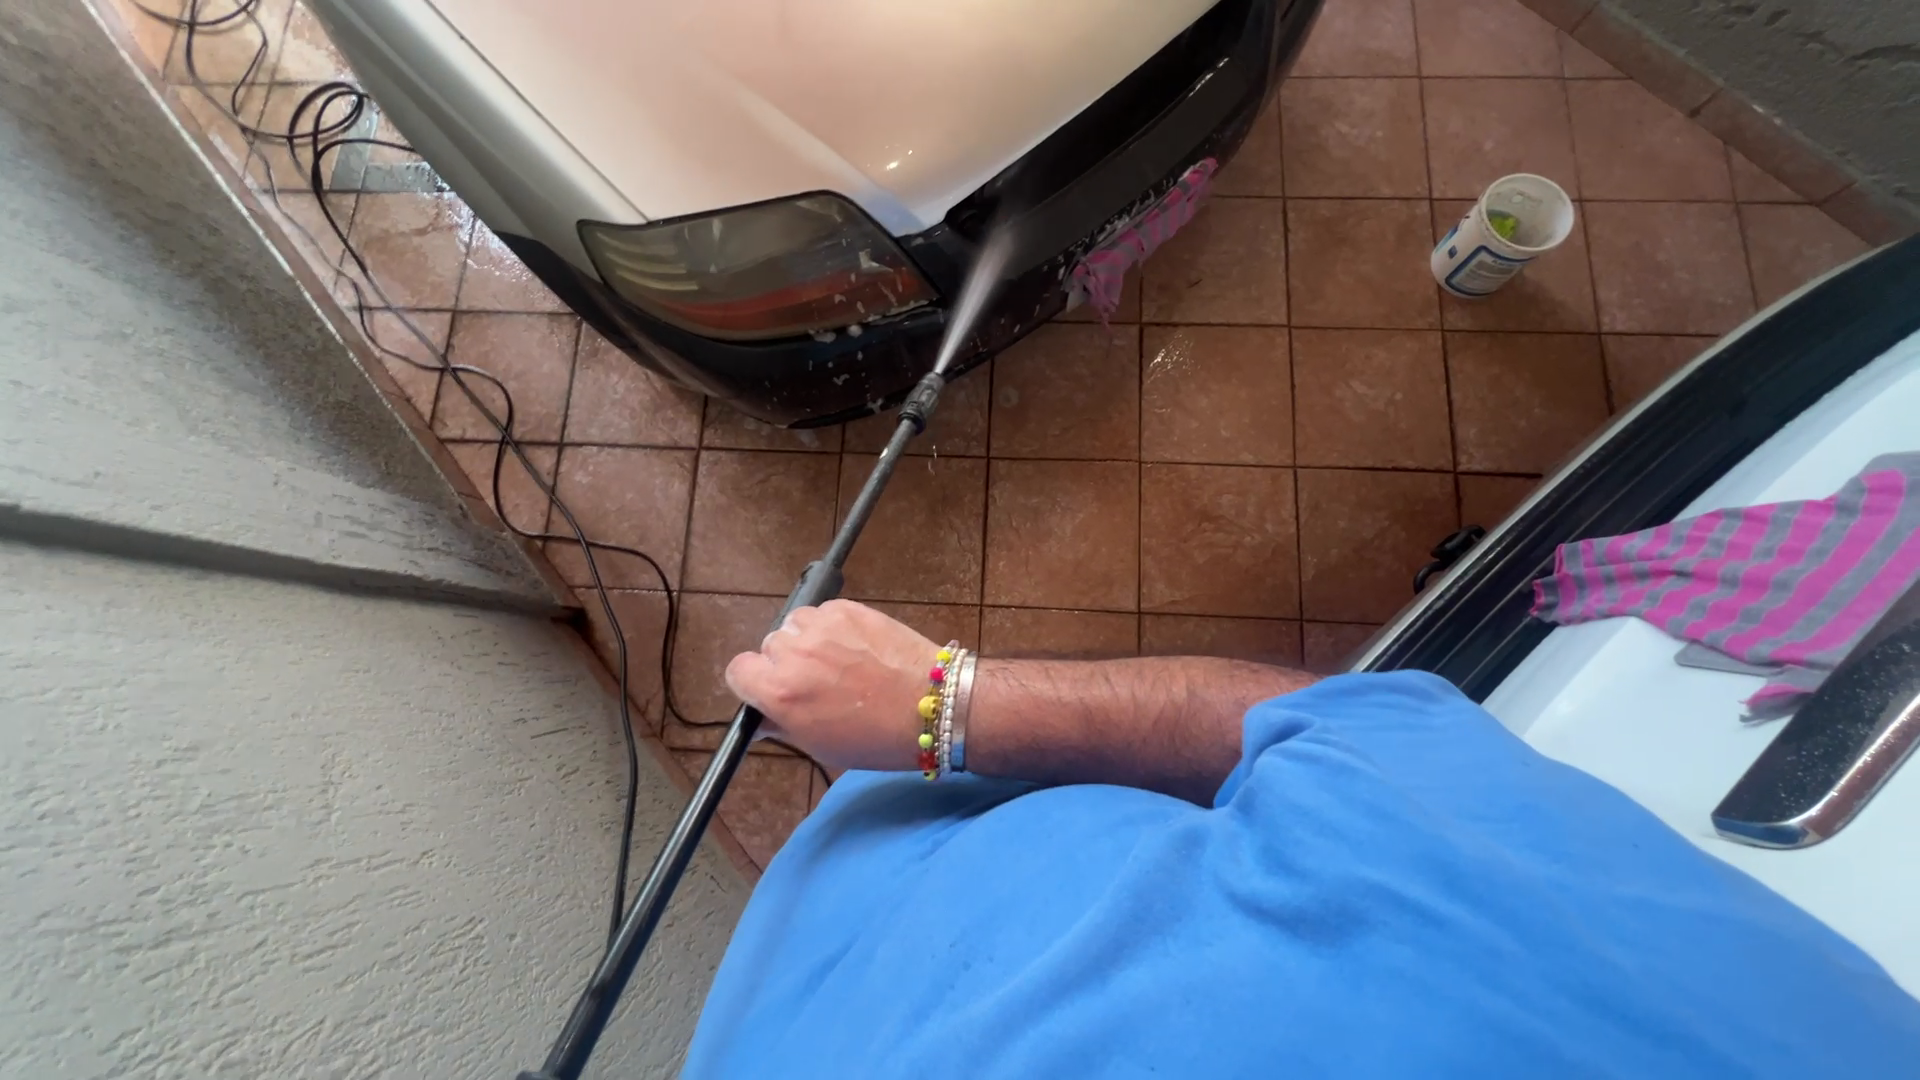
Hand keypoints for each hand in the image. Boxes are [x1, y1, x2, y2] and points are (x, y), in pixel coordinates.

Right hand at [724, 599, 942, 771]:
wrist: (932, 706)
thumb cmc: (876, 737)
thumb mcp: (818, 745)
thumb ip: (780, 724)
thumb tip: (760, 715)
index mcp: (779, 692)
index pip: (738, 670)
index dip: (754, 681)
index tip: (771, 689)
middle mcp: (794, 652)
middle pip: (769, 646)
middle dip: (786, 662)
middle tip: (817, 679)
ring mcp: (822, 626)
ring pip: (796, 625)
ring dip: (808, 639)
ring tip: (840, 660)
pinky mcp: (848, 608)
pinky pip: (825, 613)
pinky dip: (834, 626)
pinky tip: (858, 646)